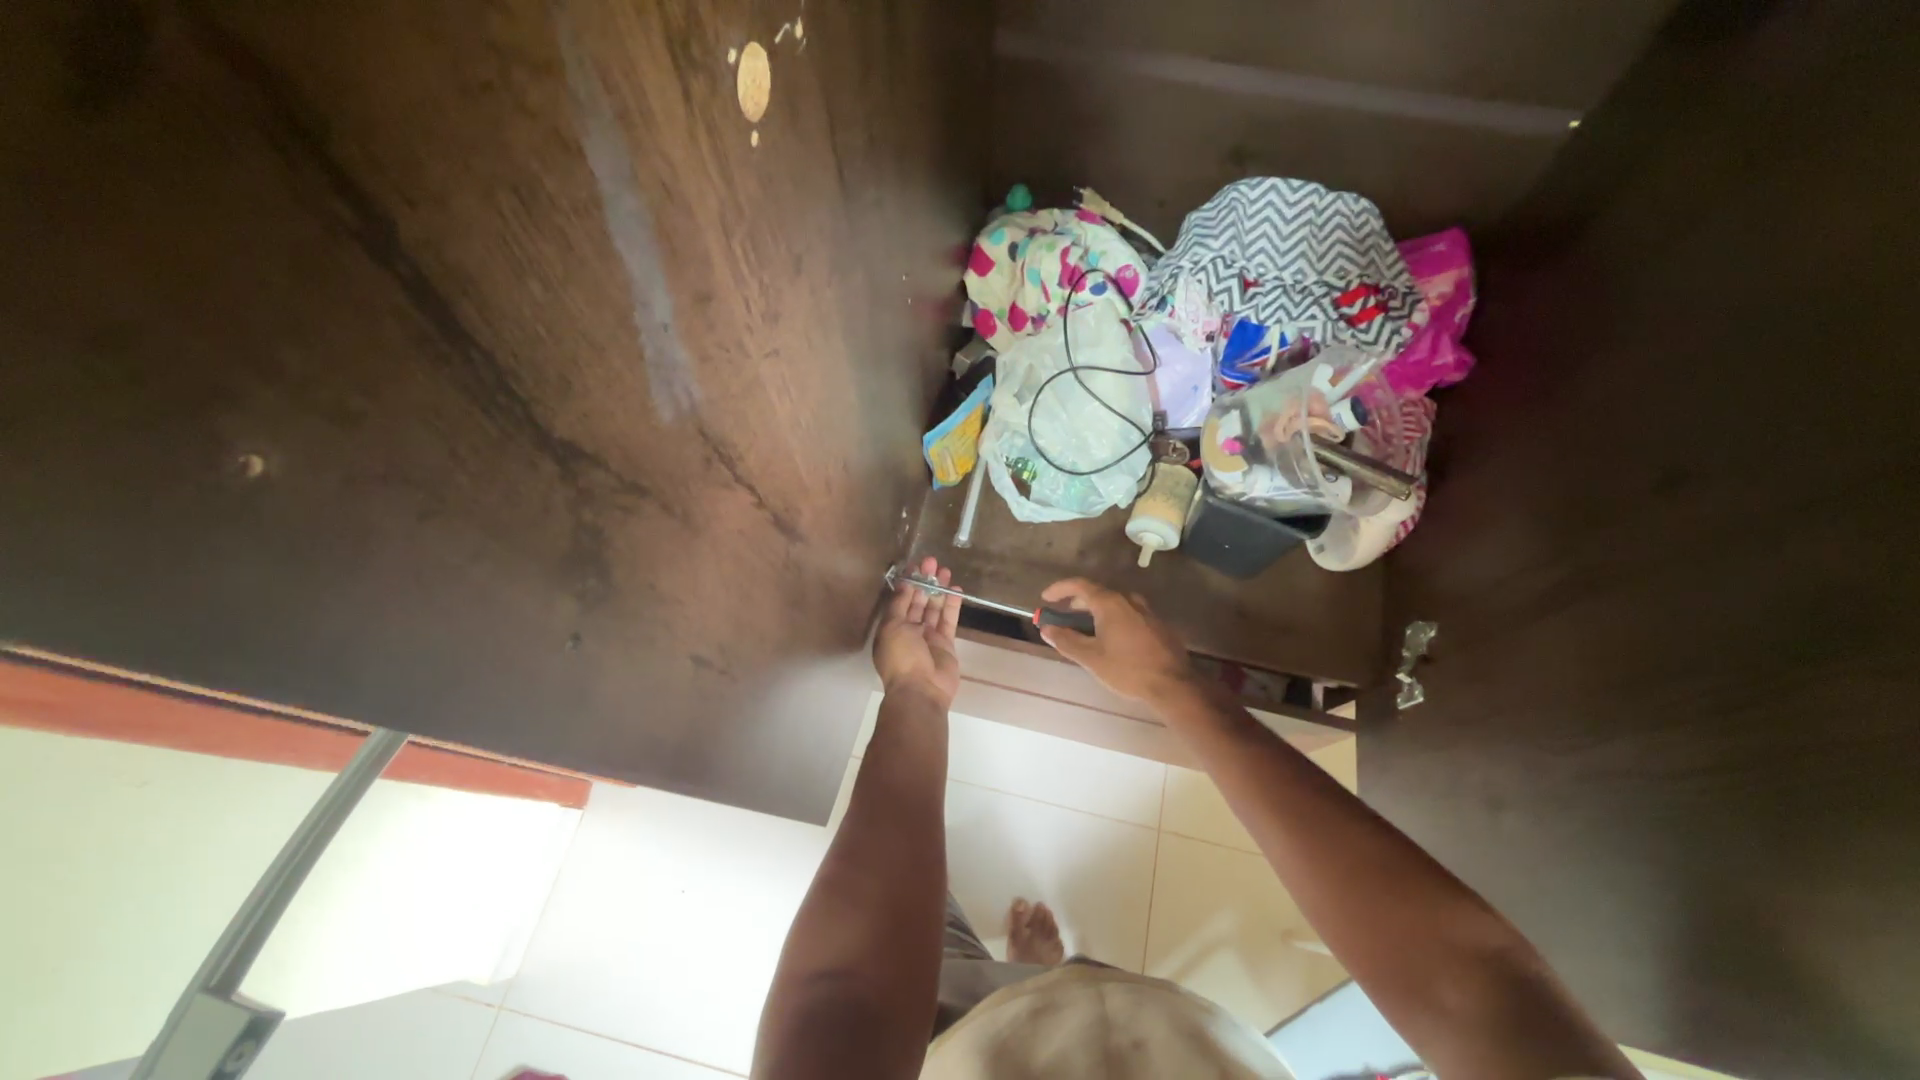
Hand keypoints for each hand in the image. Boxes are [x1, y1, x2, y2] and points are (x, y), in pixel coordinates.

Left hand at [873, 556, 961, 707]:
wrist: (921, 689)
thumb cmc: (901, 657)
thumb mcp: (892, 627)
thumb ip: (899, 605)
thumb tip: (904, 585)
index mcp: (891, 628)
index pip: (900, 600)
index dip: (907, 583)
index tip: (915, 565)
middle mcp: (909, 631)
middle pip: (917, 601)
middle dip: (924, 582)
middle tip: (932, 561)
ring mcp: (928, 637)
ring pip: (934, 608)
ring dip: (939, 589)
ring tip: (945, 570)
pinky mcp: (946, 643)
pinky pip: (949, 620)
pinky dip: (952, 605)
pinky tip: (956, 589)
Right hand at [1038, 578, 1199, 705]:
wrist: (1173, 684)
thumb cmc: (1127, 669)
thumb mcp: (1091, 658)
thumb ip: (1066, 641)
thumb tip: (1046, 628)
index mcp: (1110, 603)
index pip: (1079, 585)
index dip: (1059, 589)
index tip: (1045, 599)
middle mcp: (1128, 600)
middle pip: (1097, 593)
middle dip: (1076, 603)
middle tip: (1063, 617)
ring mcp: (1146, 611)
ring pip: (1114, 603)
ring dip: (1095, 611)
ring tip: (1085, 628)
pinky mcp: (1157, 624)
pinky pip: (1128, 613)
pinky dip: (1112, 618)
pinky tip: (1111, 638)